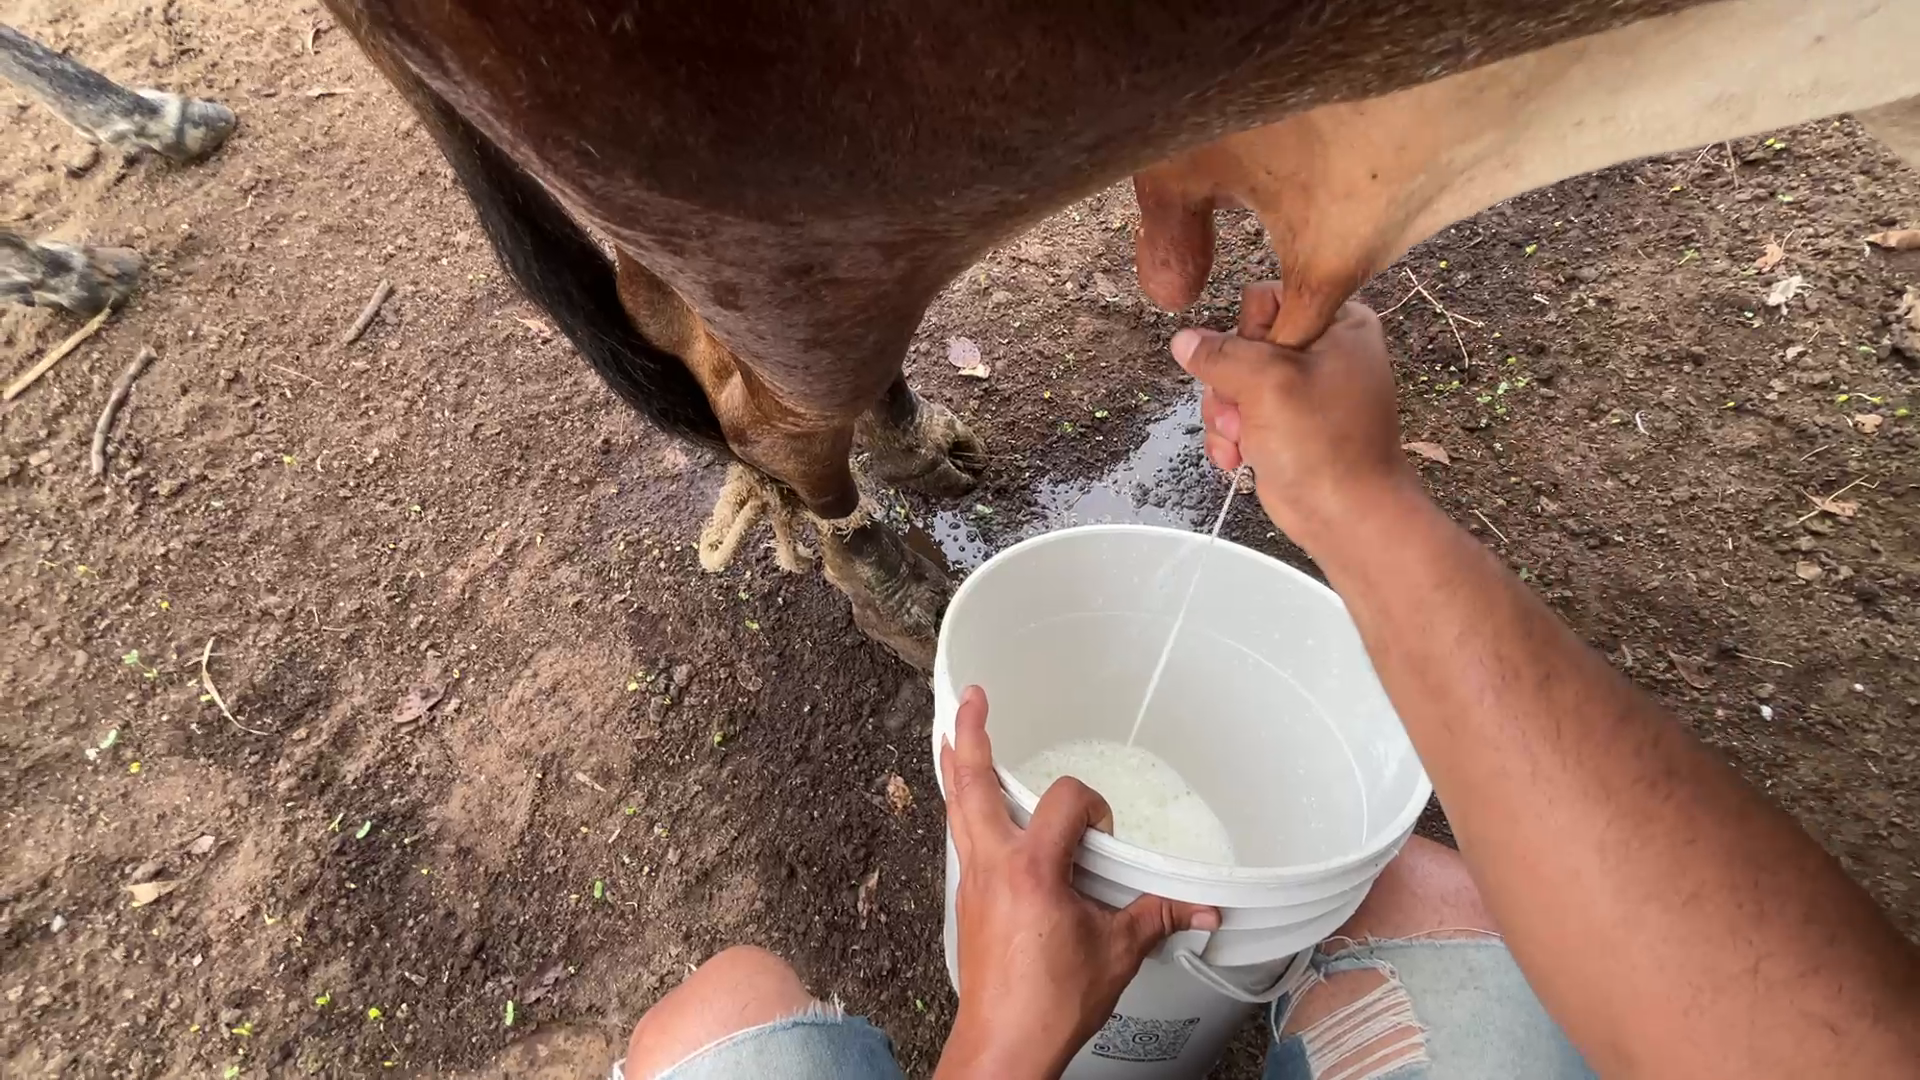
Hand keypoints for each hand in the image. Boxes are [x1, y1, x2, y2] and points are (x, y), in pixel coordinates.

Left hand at [934, 687, 1219, 1078]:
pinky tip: (966, 800)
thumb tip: (1202, 909)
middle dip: (970, 733)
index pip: (1065, 803)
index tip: (1104, 833)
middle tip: (972, 697)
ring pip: (956, 803)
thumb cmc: (1050, 1003)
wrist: (1001, 1046)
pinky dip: (959, 802)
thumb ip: (1156, 916)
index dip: (1093, 807)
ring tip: (950, 731)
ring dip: (954, 763)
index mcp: (1032, 867)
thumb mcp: (1114, 954)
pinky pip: (958, 831)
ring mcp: (974, 876)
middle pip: (974, 781)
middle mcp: (994, 861)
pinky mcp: (967, 893)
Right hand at [1171, 285, 1420, 552]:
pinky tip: (1237, 458)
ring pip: (1228, 384)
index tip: (1257, 366)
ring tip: (1240, 441)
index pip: (1265, 299)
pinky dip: (1229, 438)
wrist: (1343, 514)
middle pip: (1237, 346)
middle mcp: (1316, 351)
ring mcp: (1295, 391)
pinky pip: (1233, 416)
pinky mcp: (1278, 425)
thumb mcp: (1269, 384)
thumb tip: (1182, 339)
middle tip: (1242, 414)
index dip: (1247, 332)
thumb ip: (1221, 355)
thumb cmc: (1320, 441)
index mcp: (1335, 323)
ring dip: (1223, 418)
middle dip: (1228, 385)